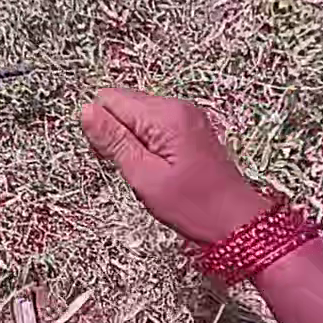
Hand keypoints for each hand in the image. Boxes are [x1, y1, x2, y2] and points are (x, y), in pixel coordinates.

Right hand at [81, 87, 271, 243]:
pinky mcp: (191, 130)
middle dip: (116, 135)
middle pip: (123, 104)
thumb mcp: (144, 177)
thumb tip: (86, 112)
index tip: (113, 158)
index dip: (101, 131)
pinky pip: (156, 128)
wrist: (236, 222)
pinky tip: (159, 171)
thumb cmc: (196, 206)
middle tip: (133, 169)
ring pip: (138, 118)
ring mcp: (187, 118)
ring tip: (149, 174)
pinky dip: (149, 148)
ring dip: (133, 144)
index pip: (110, 99)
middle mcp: (178, 108)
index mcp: (165, 115)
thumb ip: (113, 141)